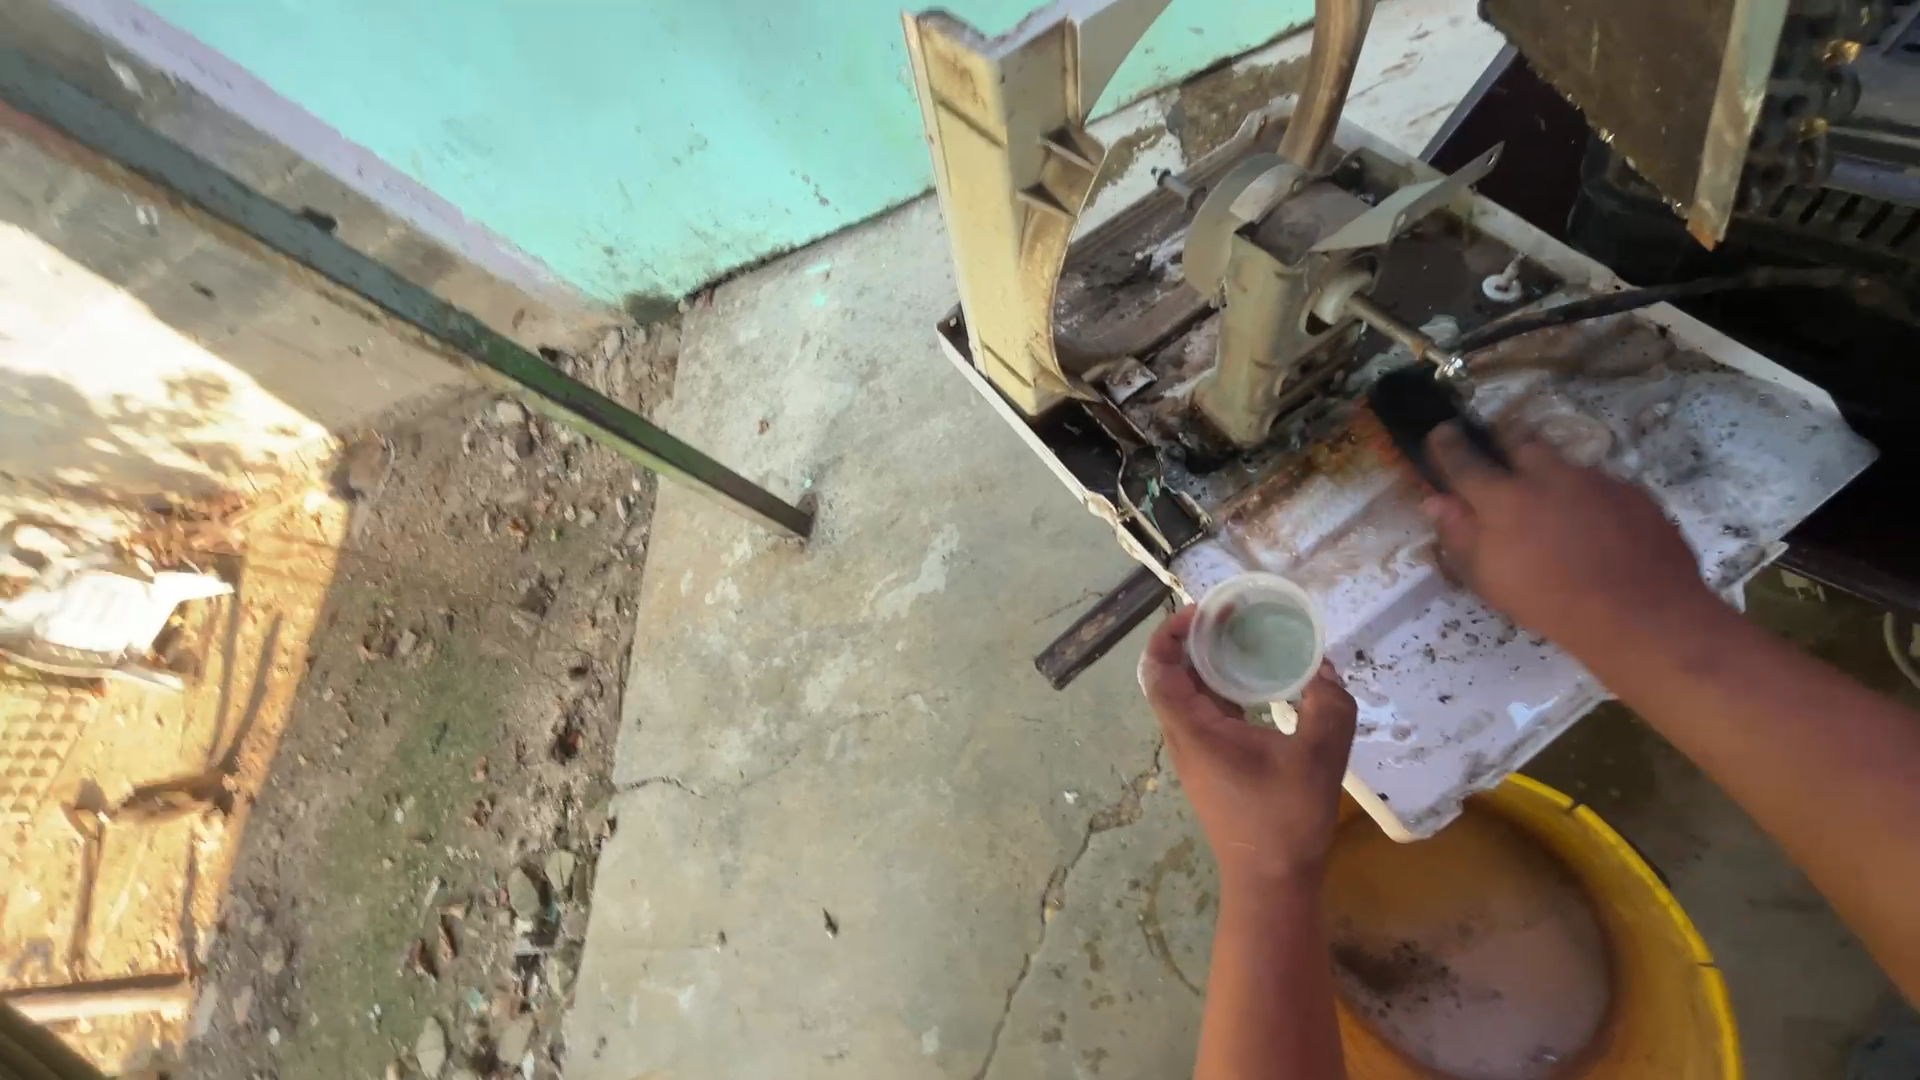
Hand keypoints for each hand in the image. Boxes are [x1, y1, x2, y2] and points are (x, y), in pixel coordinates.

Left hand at [1140, 608, 1356, 886]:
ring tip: (1241, 637)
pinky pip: (1205, 711)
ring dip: (1207, 663)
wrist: (1270, 880)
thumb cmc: (1285, 819)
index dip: (1169, 635)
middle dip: (1191, 640)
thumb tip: (1323, 668)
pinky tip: (1256, 680)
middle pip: (1170, 675)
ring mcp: (1195, 750)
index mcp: (1192, 729)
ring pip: (1187, 693)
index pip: (1158, 670)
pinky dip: (1221, 687)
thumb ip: (1327, 706)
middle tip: (1227, 616)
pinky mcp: (1211, 762)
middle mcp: (1183, 735)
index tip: (1200, 612)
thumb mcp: (1319, 758)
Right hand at [1422, 423, 1720, 658]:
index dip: (1448, 444)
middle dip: (1505, 442)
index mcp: (1502, 499)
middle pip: (1521, 442)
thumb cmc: (1546, 600)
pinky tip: (1590, 525)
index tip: (1441, 432)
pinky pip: (1600, 485)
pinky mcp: (1635, 494)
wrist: (1642, 615)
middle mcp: (1548, 477)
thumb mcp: (1485, 575)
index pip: (1464, 461)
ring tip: (1550, 501)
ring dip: (1549, 473)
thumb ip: (1458, 532)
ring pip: (1563, 464)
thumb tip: (1436, 501)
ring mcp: (1597, 481)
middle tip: (1500, 456)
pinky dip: (1586, 497)